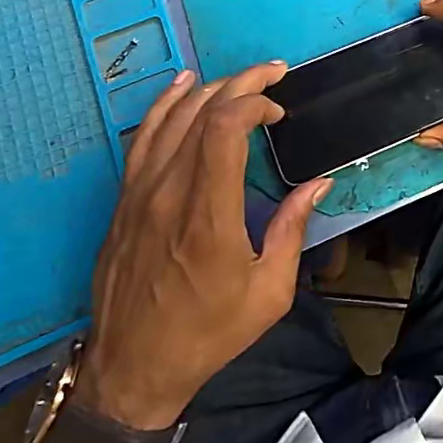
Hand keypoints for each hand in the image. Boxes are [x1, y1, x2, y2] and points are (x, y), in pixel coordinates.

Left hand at [76, 64, 331, 429]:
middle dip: (243, 83)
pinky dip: (166, 103)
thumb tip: (318, 184)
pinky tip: (183, 85)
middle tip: (273, 74)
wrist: (132, 367)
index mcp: (209, 215)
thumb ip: (293, 230)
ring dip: (211, 88)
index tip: (277, 112)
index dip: (254, 103)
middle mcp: (171, 192)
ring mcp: (141, 192)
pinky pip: (144, 135)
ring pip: (173, 116)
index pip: (224, 128)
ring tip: (241, 79)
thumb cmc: (207, 333)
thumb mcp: (268, 293)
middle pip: (202, 112)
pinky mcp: (124, 198)